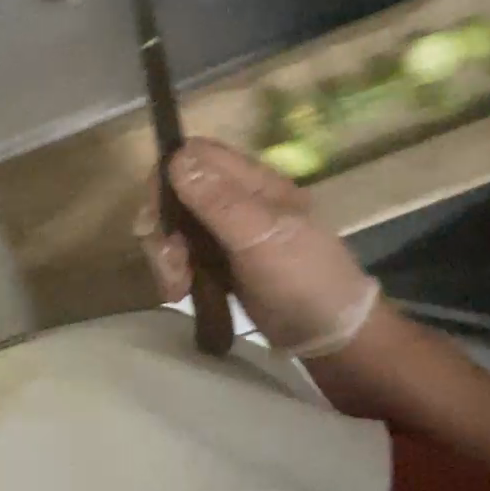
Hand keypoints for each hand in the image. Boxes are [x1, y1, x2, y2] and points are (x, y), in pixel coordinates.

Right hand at [136, 139, 381, 356]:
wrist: (330, 336)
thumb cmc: (304, 279)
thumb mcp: (263, 238)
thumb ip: (219, 200)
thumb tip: (176, 158)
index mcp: (253, 182)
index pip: (196, 154)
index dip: (168, 174)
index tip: (159, 211)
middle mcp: (234, 200)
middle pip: (175, 192)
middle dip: (161, 225)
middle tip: (170, 258)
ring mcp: (223, 232)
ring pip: (172, 226)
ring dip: (164, 254)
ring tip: (176, 285)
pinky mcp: (215, 261)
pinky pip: (178, 254)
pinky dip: (171, 272)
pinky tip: (178, 293)